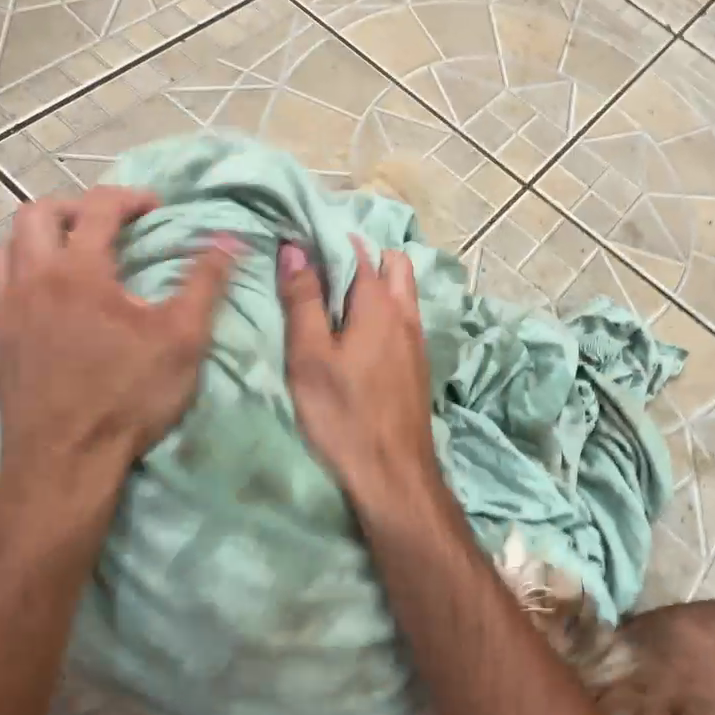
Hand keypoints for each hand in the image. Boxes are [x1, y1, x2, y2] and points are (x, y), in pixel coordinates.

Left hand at [0, 189, 236, 517]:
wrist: (65, 462)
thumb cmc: (128, 396)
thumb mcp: (182, 338)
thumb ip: (205, 282)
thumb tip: (230, 238)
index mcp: (78, 271)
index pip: (97, 207)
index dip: (130, 197)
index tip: (156, 208)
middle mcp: (33, 279)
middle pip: (37, 212)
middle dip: (77, 207)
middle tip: (112, 225)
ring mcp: (7, 309)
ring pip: (9, 245)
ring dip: (43, 235)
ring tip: (78, 253)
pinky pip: (1, 281)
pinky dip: (27, 268)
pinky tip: (56, 297)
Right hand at [277, 240, 438, 507]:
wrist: (394, 473)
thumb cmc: (344, 414)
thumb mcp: (309, 357)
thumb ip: (303, 301)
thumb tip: (295, 248)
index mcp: (378, 303)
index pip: (357, 251)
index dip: (329, 240)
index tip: (301, 242)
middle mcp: (405, 312)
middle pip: (394, 263)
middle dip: (362, 255)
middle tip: (323, 270)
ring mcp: (417, 338)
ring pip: (404, 290)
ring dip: (377, 281)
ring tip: (338, 299)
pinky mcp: (418, 363)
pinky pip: (405, 316)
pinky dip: (386, 307)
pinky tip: (361, 332)